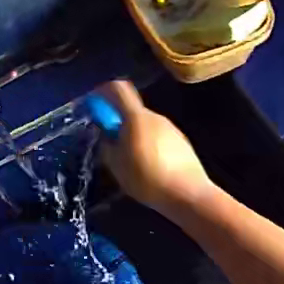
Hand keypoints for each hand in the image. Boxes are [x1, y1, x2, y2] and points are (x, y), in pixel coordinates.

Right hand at [95, 80, 216, 215]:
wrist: (189, 194)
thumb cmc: (147, 178)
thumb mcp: (116, 165)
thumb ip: (107, 146)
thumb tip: (106, 135)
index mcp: (136, 117)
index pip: (118, 89)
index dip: (103, 93)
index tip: (94, 107)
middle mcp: (155, 117)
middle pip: (132, 111)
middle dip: (119, 123)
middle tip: (112, 147)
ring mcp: (172, 129)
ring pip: (146, 126)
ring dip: (135, 137)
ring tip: (132, 164)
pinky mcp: (182, 142)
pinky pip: (159, 138)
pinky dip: (150, 146)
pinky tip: (151, 170)